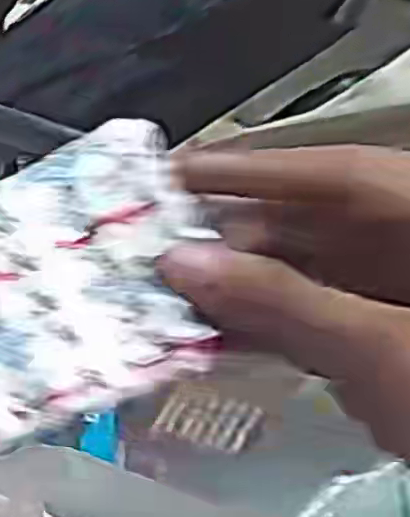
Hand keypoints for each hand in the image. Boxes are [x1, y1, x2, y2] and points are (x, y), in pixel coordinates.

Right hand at [162, 146, 409, 458]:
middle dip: (220, 238)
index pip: (347, 180)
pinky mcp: (378, 340)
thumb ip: (278, 300)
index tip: (170, 170)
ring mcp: (399, 300)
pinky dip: (242, 324)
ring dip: (219, 286)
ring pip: (295, 276)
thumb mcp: (384, 348)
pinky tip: (187, 332)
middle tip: (134, 247)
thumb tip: (176, 260)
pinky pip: (297, 318)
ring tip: (143, 290)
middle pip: (312, 228)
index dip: (257, 168)